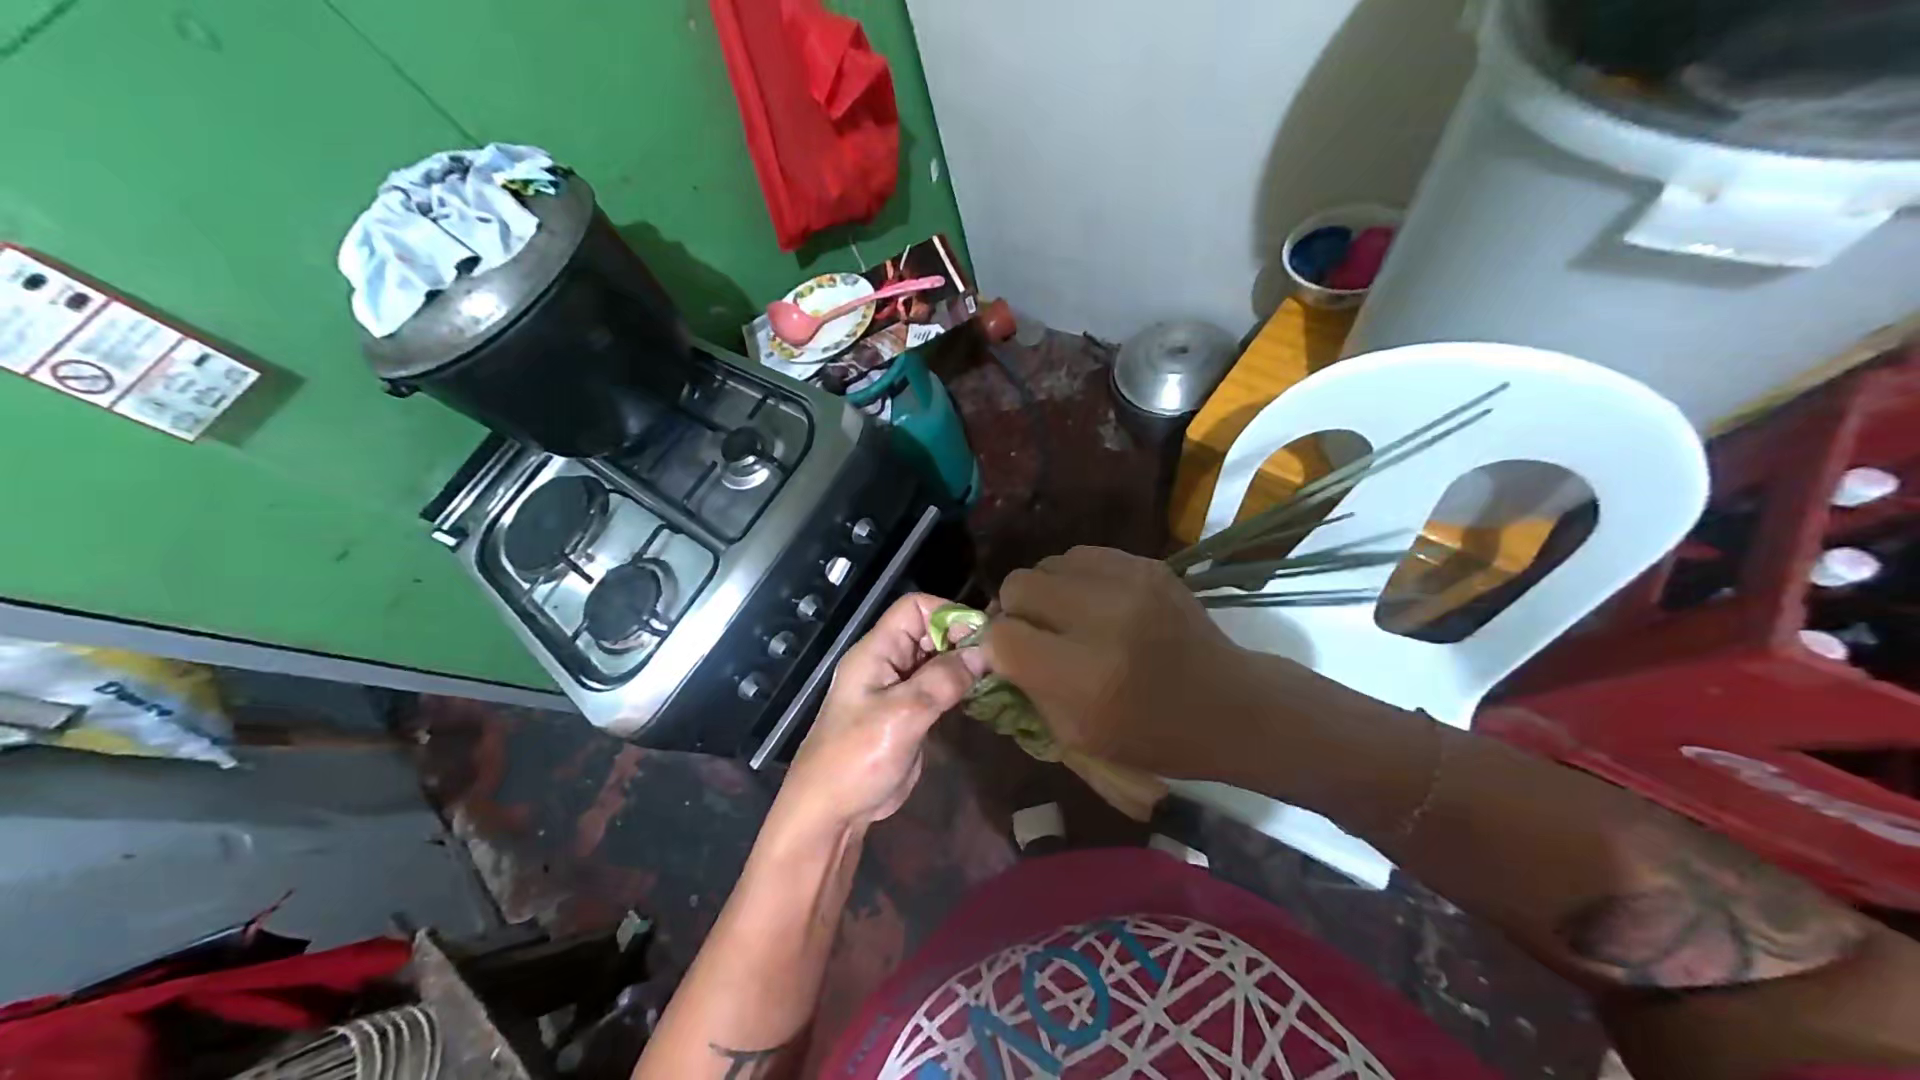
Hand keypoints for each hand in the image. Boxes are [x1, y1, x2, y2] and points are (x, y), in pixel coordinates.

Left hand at [779, 593, 986, 829]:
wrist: (832, 811)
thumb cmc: (857, 757)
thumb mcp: (903, 714)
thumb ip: (942, 680)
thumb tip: (983, 652)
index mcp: (876, 652)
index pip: (914, 608)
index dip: (948, 613)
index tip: (981, 637)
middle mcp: (887, 663)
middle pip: (929, 631)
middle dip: (962, 639)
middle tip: (996, 660)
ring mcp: (897, 689)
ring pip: (937, 660)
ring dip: (964, 664)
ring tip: (995, 676)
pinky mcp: (908, 714)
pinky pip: (938, 687)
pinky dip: (959, 686)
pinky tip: (982, 695)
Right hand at [983, 547, 1323, 785]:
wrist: (1228, 705)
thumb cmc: (1150, 736)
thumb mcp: (1076, 735)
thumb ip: (1026, 688)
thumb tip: (991, 649)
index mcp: (1083, 675)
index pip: (1003, 636)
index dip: (998, 648)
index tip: (1011, 658)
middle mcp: (1102, 619)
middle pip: (1018, 585)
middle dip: (1015, 611)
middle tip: (1035, 633)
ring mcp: (1129, 583)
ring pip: (1047, 564)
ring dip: (1046, 592)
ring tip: (1067, 617)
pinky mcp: (1148, 565)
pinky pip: (1083, 555)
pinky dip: (1076, 579)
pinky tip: (1094, 603)